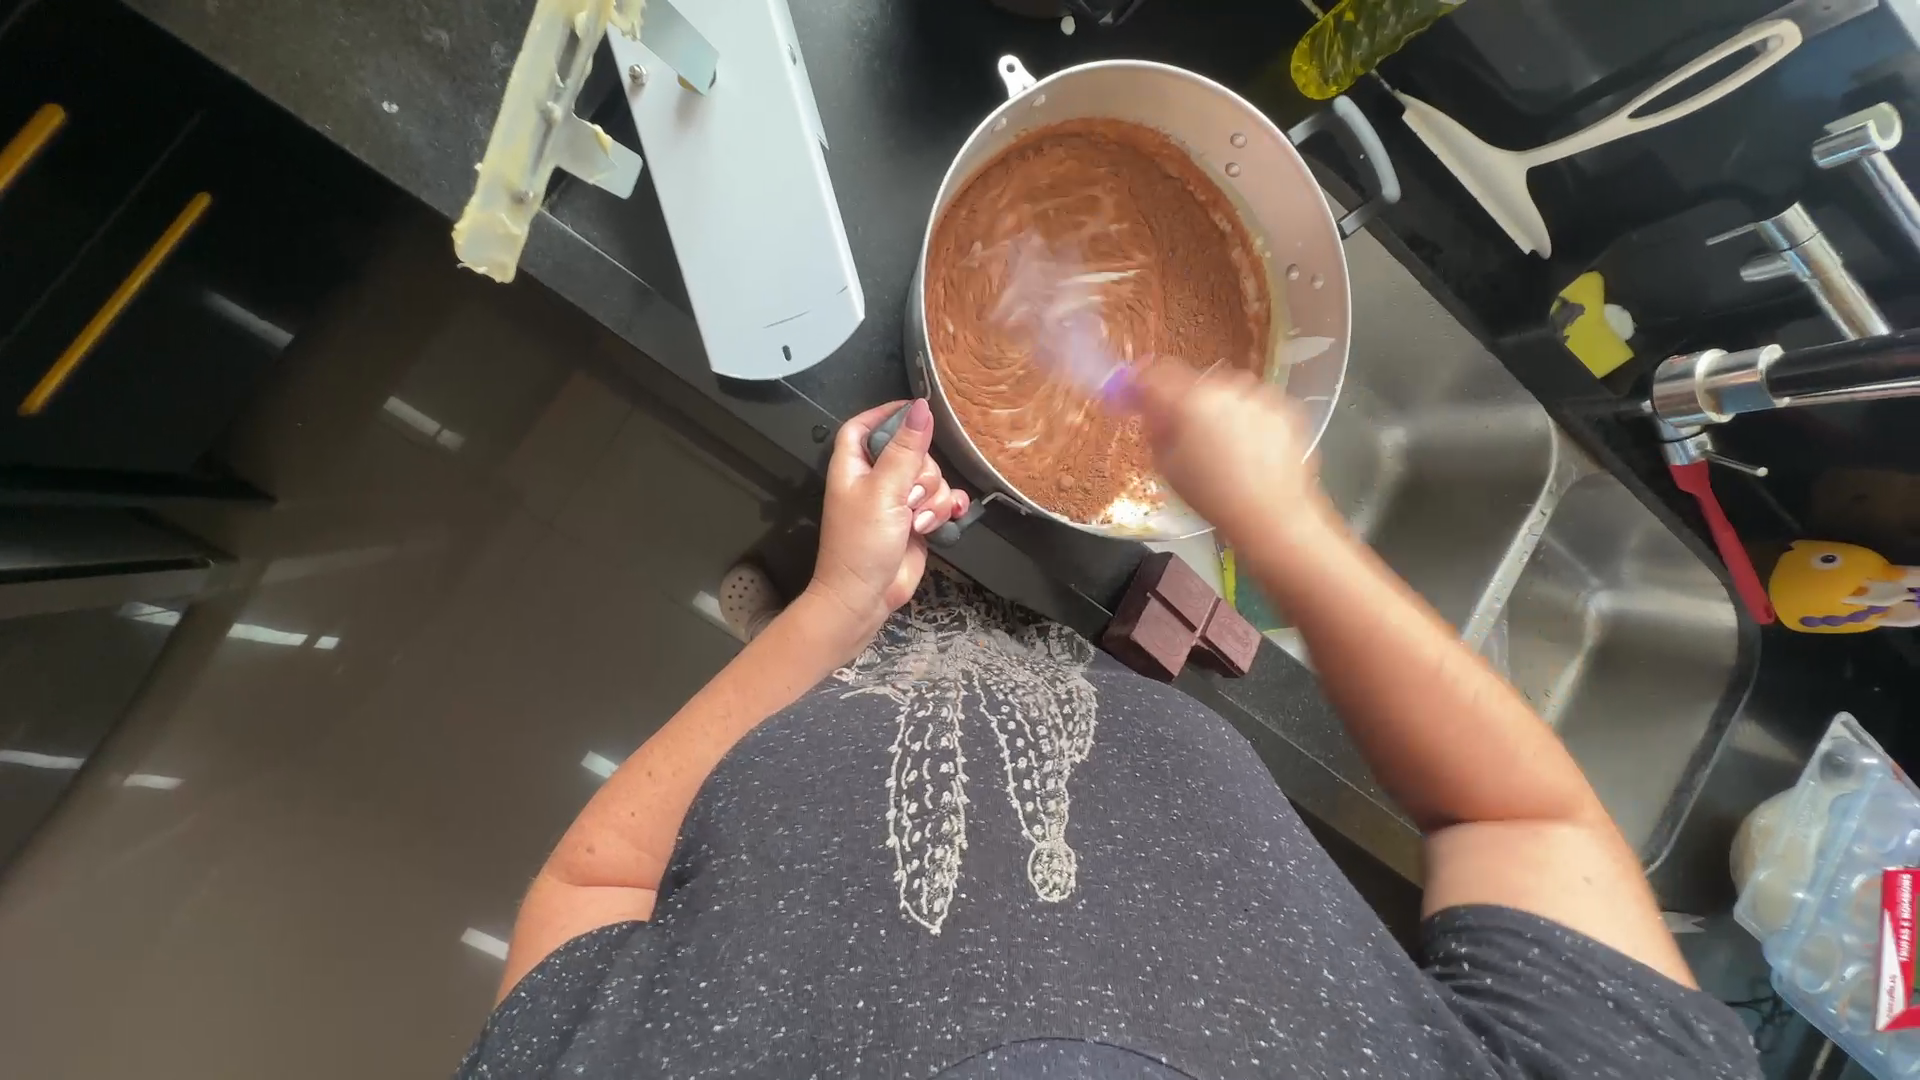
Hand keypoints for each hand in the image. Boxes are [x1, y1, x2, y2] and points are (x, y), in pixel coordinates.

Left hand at [804, 399, 968, 642]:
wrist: (866, 596)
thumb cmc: (862, 543)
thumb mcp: (884, 490)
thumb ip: (906, 449)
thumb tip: (921, 408)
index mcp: (855, 465)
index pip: (866, 424)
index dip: (887, 413)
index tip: (916, 409)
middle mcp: (876, 479)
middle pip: (912, 451)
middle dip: (924, 473)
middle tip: (912, 497)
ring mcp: (899, 501)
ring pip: (933, 478)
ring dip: (935, 499)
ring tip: (918, 522)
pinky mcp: (918, 521)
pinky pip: (944, 502)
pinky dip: (949, 509)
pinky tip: (948, 519)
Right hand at [1121, 364, 1337, 549]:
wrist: (1272, 514)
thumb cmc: (1212, 496)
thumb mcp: (1166, 466)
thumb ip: (1155, 428)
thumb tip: (1150, 411)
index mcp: (1190, 401)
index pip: (1156, 373)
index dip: (1140, 383)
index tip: (1134, 397)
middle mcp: (1226, 387)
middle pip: (1194, 383)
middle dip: (1185, 402)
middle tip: (1183, 433)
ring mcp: (1260, 395)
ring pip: (1227, 391)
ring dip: (1218, 408)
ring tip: (1222, 446)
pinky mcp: (1286, 407)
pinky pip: (1255, 404)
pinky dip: (1247, 419)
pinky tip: (1248, 449)